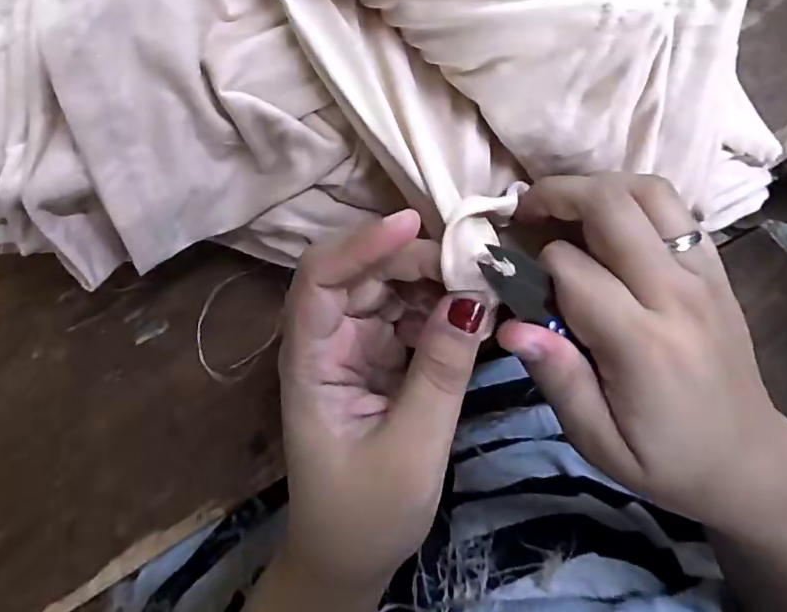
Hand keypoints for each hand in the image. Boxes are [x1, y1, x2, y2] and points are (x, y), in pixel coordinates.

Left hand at [273, 209, 492, 603]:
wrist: (349, 560)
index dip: (361, 245)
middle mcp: (325, 338)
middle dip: (412, 259)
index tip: (412, 225)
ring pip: (387, 284)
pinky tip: (469, 312)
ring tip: (478, 285)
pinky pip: (407, 310)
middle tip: (470, 263)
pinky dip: (438, 304)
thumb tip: (473, 298)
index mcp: (308, 360)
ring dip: (430, 278)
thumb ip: (440, 372)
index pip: (319, 280)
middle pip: (360, 272)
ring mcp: (352, 342)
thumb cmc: (365, 515)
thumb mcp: (411, 451)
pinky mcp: (378, 352)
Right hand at [494, 174, 786, 531]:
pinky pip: (674, 206)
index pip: (572, 267)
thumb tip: (511, 326)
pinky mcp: (716, 265)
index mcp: (644, 344)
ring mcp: (704, 272)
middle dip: (558, 194)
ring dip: (599, 185)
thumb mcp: (601, 443)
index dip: (535, 263)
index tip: (521, 277)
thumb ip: (558, 379)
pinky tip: (611, 220)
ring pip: (648, 190)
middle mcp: (677, 294)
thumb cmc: (667, 459)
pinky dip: (633, 197)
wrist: (750, 461)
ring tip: (568, 208)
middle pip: (611, 205)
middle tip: (527, 209)